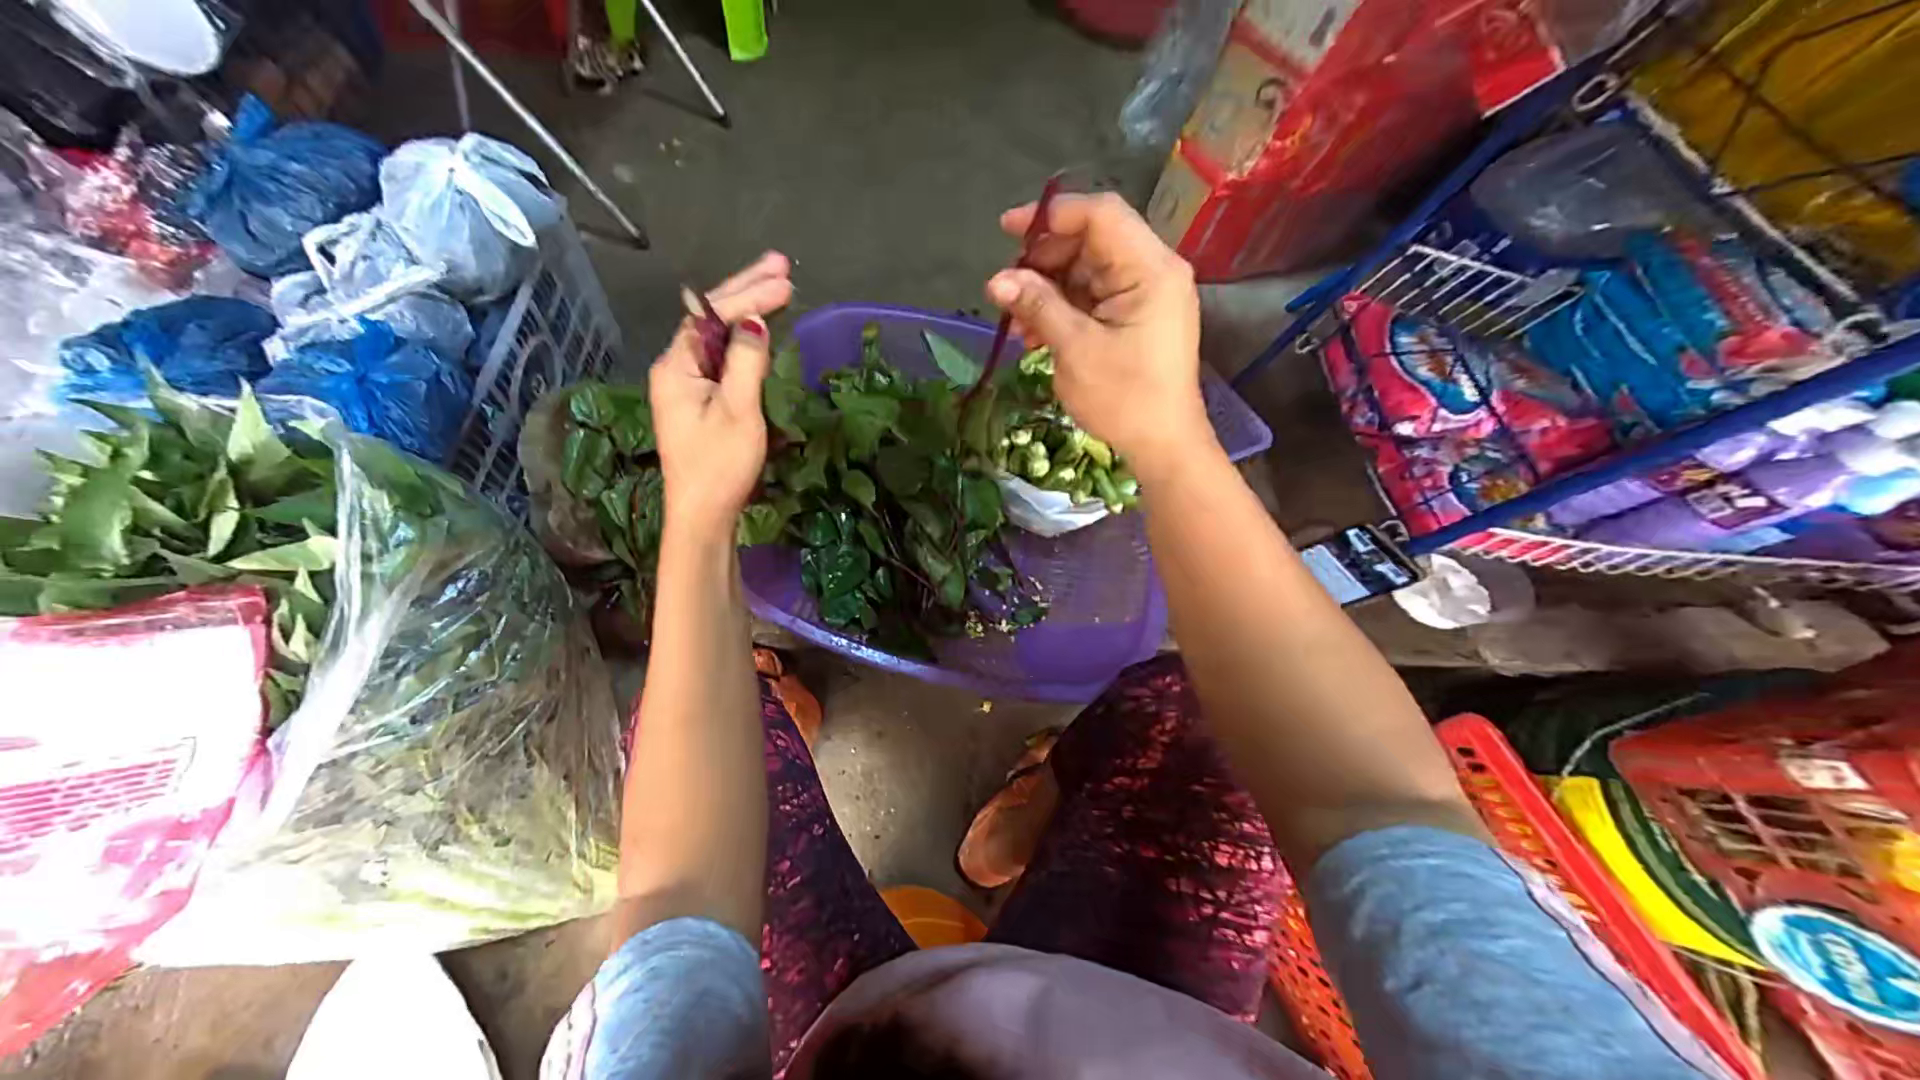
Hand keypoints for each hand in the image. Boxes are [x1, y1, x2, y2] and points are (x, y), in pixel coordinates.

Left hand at [651, 252, 793, 539]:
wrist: (703, 515)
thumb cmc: (719, 466)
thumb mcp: (738, 411)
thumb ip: (746, 361)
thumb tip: (756, 322)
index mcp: (677, 366)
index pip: (713, 315)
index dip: (749, 296)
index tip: (785, 282)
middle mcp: (676, 368)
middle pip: (712, 318)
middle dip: (747, 290)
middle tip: (781, 265)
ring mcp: (687, 385)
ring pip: (718, 335)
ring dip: (747, 308)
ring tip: (778, 284)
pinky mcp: (701, 401)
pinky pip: (723, 357)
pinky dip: (745, 337)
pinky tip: (760, 326)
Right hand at [985, 193, 1212, 477]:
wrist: (1163, 446)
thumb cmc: (1125, 398)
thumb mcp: (1075, 349)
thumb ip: (1038, 305)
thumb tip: (996, 280)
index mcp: (1150, 269)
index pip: (1100, 215)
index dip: (1051, 216)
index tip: (1008, 232)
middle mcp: (1152, 271)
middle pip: (1090, 241)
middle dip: (1043, 261)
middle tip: (1006, 289)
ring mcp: (1145, 295)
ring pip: (1086, 270)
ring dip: (1046, 290)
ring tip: (1015, 322)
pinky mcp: (1134, 317)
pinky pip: (1092, 298)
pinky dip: (1061, 309)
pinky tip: (1033, 334)